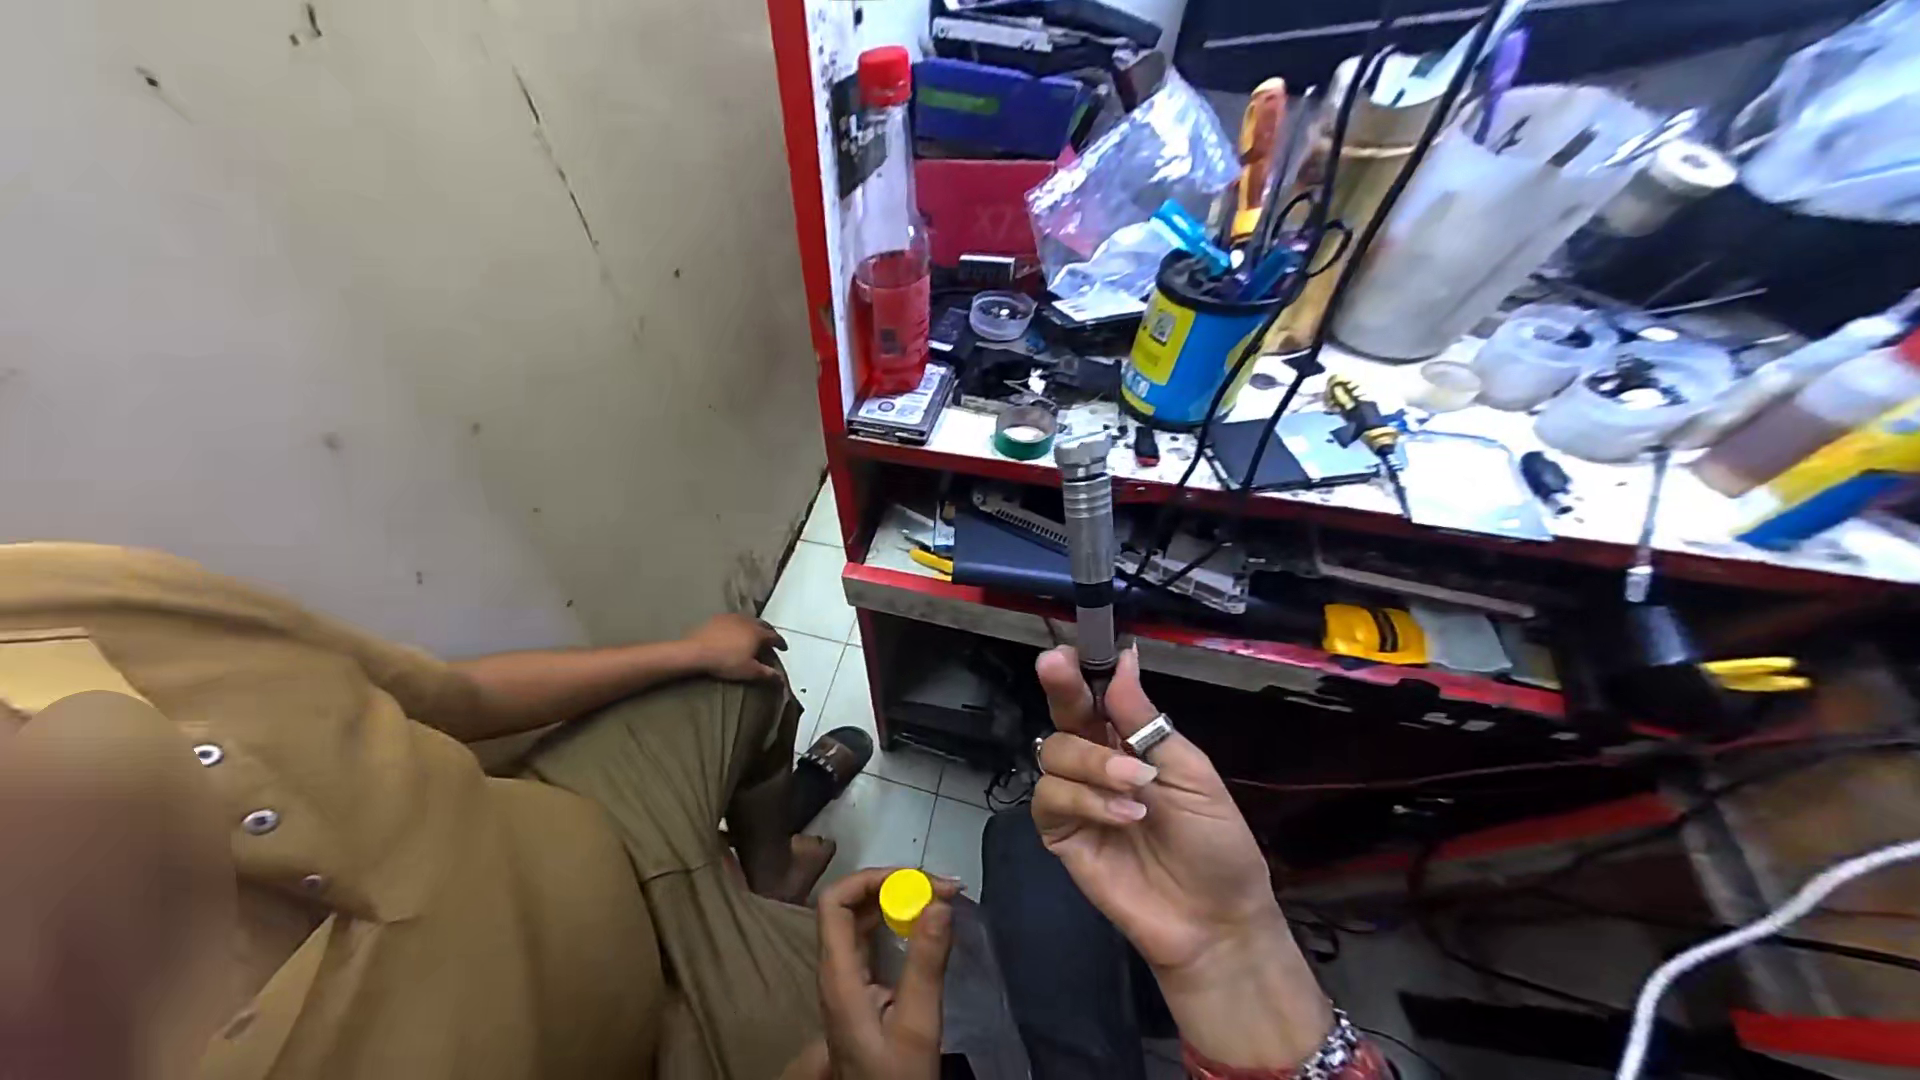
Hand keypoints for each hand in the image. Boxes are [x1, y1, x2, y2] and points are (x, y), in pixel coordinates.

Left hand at [685, 613, 786, 681]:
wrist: (696, 652)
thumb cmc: (726, 662)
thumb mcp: (749, 671)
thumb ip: (767, 674)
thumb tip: (782, 679)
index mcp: (758, 633)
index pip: (775, 637)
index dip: (780, 643)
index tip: (783, 649)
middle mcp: (748, 621)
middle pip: (763, 625)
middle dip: (769, 633)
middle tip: (770, 641)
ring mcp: (732, 617)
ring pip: (749, 620)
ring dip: (754, 627)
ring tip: (753, 636)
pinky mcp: (718, 618)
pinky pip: (734, 620)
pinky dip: (739, 626)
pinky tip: (734, 632)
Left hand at [815, 868, 958, 1079]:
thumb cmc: (896, 1079)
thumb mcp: (917, 1026)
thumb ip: (926, 964)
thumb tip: (939, 901)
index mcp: (838, 977)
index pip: (833, 903)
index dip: (866, 879)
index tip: (911, 879)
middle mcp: (836, 970)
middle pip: (849, 903)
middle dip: (892, 884)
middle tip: (938, 887)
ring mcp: (846, 977)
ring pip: (861, 916)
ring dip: (896, 897)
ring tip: (938, 895)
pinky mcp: (861, 986)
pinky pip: (872, 934)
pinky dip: (897, 916)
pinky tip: (924, 919)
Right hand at [1033, 646, 1330, 1068]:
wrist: (1215, 920)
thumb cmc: (1215, 842)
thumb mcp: (1190, 772)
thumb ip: (1147, 719)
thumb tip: (1125, 658)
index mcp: (1129, 739)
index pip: (1096, 694)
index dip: (1081, 670)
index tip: (1071, 650)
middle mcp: (1096, 759)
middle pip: (1063, 712)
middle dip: (1060, 685)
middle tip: (1056, 665)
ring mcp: (1075, 795)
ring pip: (1053, 751)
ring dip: (1092, 762)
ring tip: (1134, 788)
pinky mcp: (1060, 832)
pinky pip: (1049, 797)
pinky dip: (1083, 800)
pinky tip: (1120, 816)